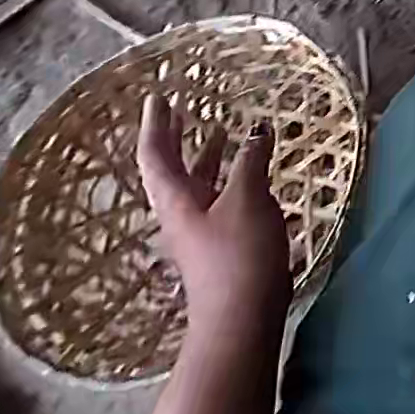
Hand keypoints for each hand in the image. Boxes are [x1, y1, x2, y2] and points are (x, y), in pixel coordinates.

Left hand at [136, 95, 289, 329]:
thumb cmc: (238, 253)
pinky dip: (230, 177)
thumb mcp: (247, 199)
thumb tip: (256, 131)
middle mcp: (183, 213)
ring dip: (207, 157)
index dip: (157, 125)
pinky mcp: (223, 243)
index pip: (157, 155)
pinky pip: (220, 198)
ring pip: (199, 184)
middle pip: (173, 169)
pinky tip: (250, 174)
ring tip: (221, 133)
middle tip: (182, 111)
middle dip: (178, 139)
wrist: (242, 315)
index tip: (158, 98)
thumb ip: (251, 161)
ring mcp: (202, 230)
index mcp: (177, 200)